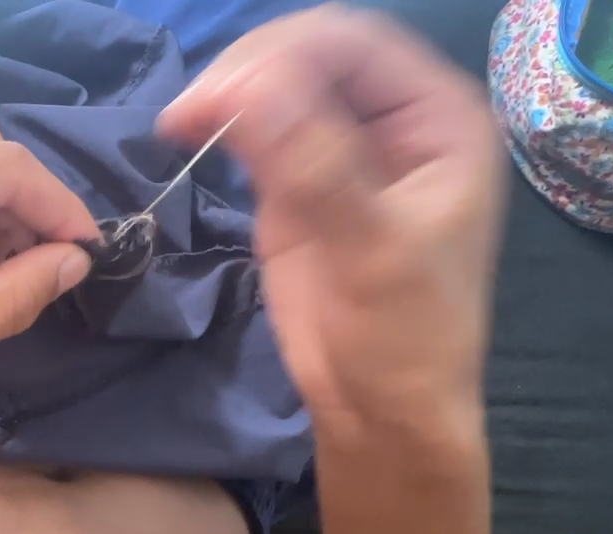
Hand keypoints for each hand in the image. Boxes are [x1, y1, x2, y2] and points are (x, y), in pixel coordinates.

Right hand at [160, 5, 505, 451]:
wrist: (377, 405)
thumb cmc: (404, 334)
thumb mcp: (373, 251)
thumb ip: (320, 170)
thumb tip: (251, 89)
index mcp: (434, 118)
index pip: (353, 48)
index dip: (280, 58)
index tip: (212, 98)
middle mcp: (389, 124)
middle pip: (311, 61)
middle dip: (247, 75)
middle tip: (185, 117)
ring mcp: (338, 157)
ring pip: (279, 97)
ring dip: (228, 101)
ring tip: (178, 125)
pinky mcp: (295, 196)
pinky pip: (258, 143)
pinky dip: (223, 135)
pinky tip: (190, 137)